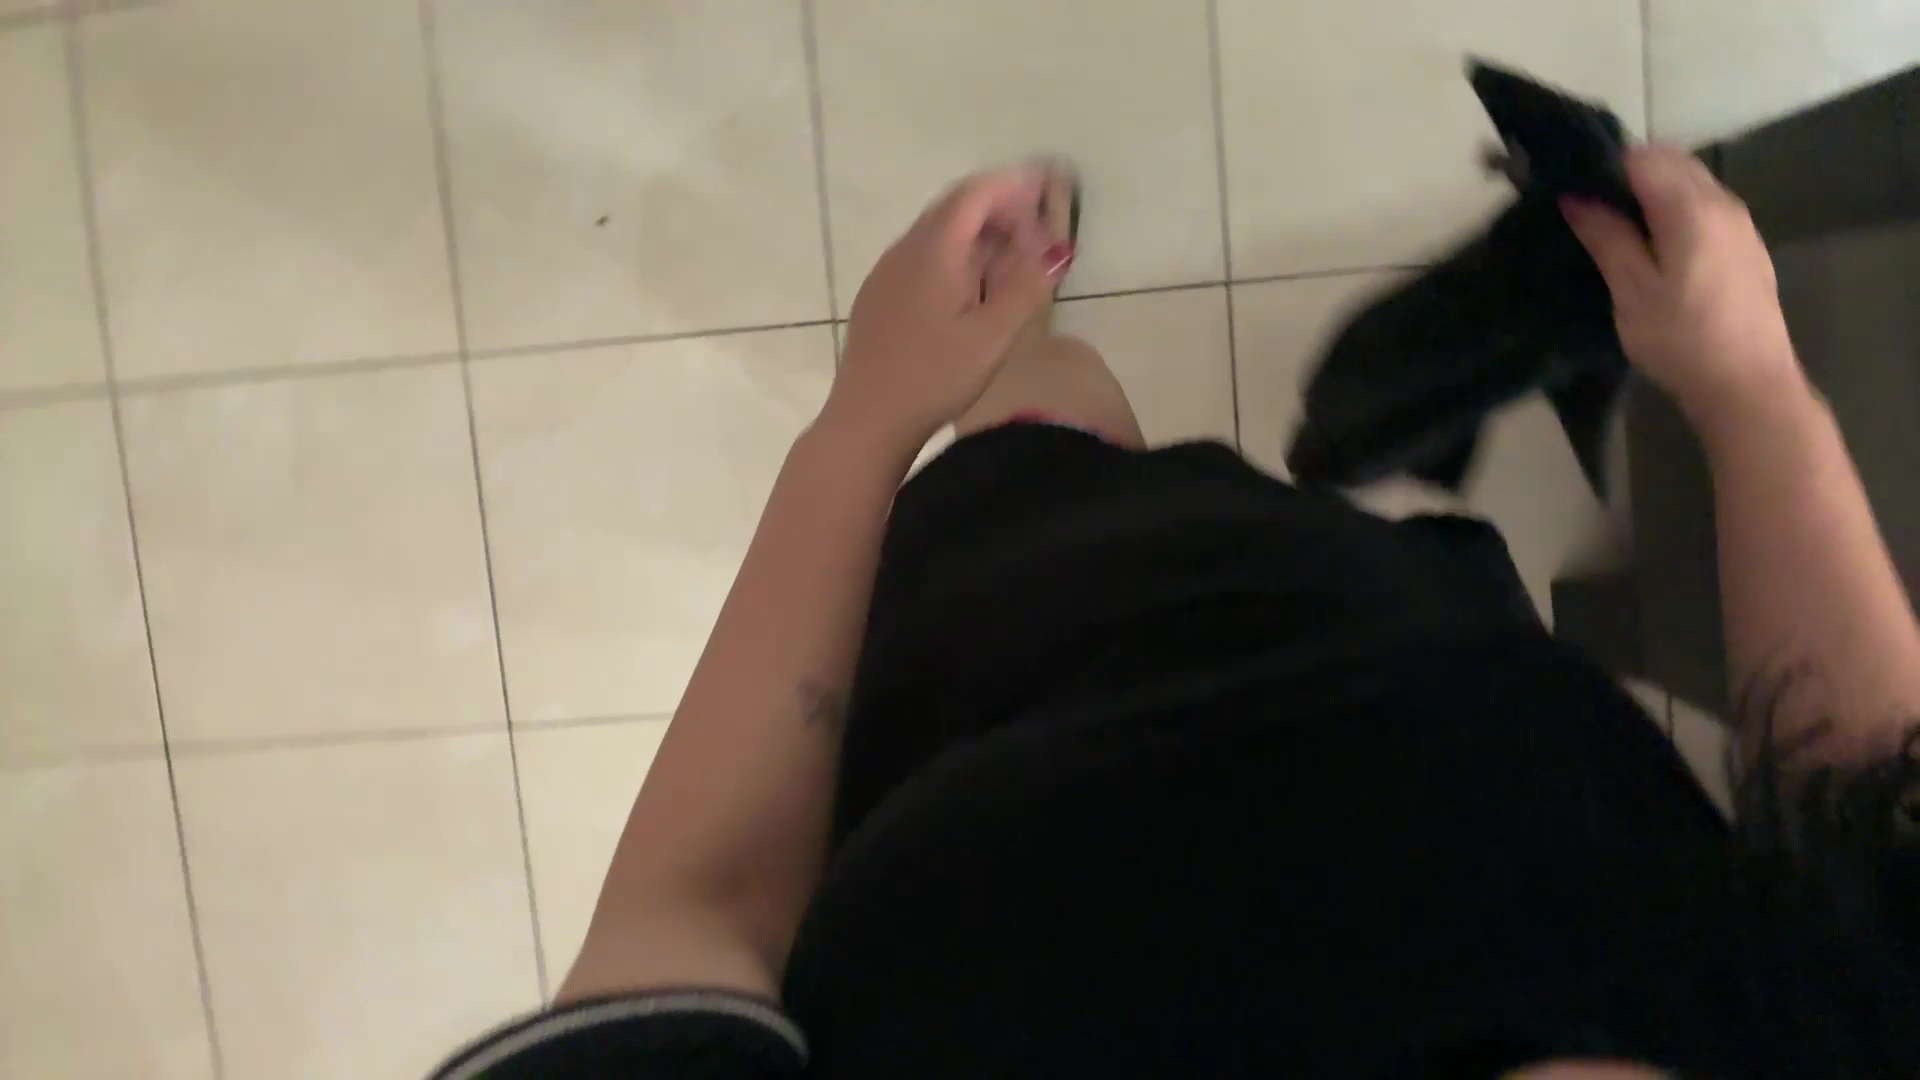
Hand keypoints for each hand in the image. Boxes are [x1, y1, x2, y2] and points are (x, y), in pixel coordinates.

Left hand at [822, 164, 1072, 455]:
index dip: (1013, 187)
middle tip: (1034, 237)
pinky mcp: (878, 299)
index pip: (976, 194)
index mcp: (934, 250)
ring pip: (937, 237)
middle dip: (999, 212)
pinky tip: (969, 294)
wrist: (868, 419)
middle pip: (955, 210)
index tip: (1045, 193)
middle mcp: (905, 250)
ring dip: (977, 239)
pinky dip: (954, 260)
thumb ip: (1026, 288)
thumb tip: (1052, 252)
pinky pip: (921, 261)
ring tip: (1010, 266)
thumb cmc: (934, 378)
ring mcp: (886, 274)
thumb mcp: (992, 338)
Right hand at [1561, 145, 1807, 427]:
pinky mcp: (1738, 244)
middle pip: (1670, 165)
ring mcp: (1737, 223)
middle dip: (1622, 175)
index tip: (1563, 187)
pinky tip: (1638, 243)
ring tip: (1598, 225)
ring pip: (1685, 184)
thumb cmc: (1677, 336)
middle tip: (1574, 206)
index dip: (1602, 166)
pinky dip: (1663, 210)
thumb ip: (1607, 238)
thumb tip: (1576, 198)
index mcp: (1693, 210)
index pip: (1646, 160)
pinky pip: (1697, 207)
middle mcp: (1723, 204)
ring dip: (1643, 193)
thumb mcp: (1631, 288)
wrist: (1742, 378)